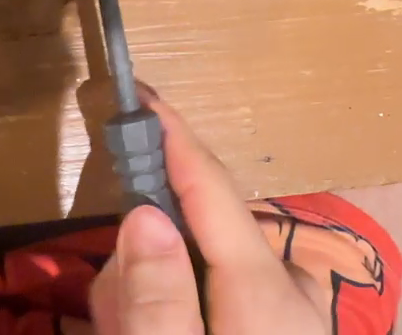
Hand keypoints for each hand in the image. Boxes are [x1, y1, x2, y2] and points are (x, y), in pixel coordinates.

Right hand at [88, 98, 328, 334]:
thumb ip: (158, 300)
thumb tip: (143, 214)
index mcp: (268, 287)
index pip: (211, 183)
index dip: (171, 131)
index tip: (137, 90)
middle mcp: (288, 281)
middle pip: (195, 224)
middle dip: (142, 245)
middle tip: (109, 309)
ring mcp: (292, 304)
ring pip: (200, 254)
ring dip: (155, 282)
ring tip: (128, 330)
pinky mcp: (284, 323)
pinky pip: (219, 285)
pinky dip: (181, 300)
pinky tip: (166, 327)